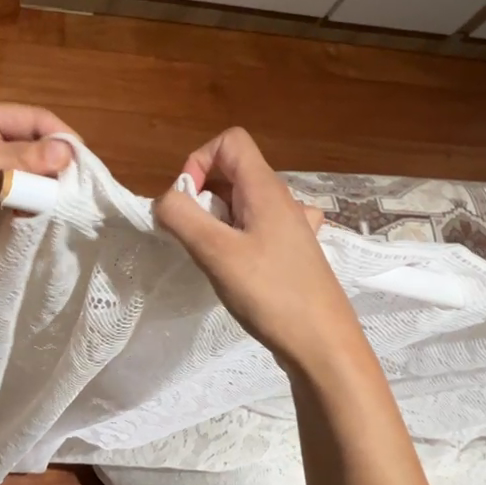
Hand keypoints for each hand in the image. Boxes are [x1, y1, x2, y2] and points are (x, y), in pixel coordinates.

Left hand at [0, 102, 77, 257]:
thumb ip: (16, 158)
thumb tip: (67, 154)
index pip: (35, 120)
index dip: (60, 138)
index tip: (82, 163)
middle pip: (36, 151)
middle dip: (55, 168)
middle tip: (75, 191)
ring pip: (29, 180)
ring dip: (44, 192)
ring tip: (58, 208)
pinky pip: (17, 206)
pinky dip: (30, 212)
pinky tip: (38, 221)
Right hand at [154, 128, 342, 360]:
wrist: (321, 343)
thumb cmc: (270, 293)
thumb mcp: (215, 252)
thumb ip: (181, 217)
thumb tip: (164, 200)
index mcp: (266, 189)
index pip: (230, 141)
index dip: (199, 161)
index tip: (188, 202)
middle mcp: (281, 200)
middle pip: (232, 172)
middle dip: (201, 196)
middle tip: (194, 237)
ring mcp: (289, 228)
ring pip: (240, 204)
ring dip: (215, 222)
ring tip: (213, 258)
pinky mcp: (290, 253)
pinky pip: (254, 230)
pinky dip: (235, 241)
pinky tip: (238, 269)